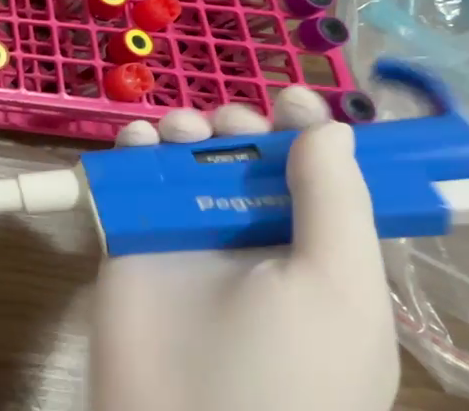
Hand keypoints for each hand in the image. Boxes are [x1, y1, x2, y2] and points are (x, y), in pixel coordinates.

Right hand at [92, 89, 399, 410]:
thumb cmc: (288, 367)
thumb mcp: (335, 290)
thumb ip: (333, 203)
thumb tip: (328, 127)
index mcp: (319, 258)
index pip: (322, 183)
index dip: (311, 137)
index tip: (290, 101)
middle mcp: (256, 241)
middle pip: (249, 161)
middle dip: (241, 128)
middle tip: (230, 127)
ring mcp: (190, 238)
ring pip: (189, 162)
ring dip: (187, 131)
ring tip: (181, 131)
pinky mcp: (134, 237)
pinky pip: (133, 180)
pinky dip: (135, 150)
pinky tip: (140, 140)